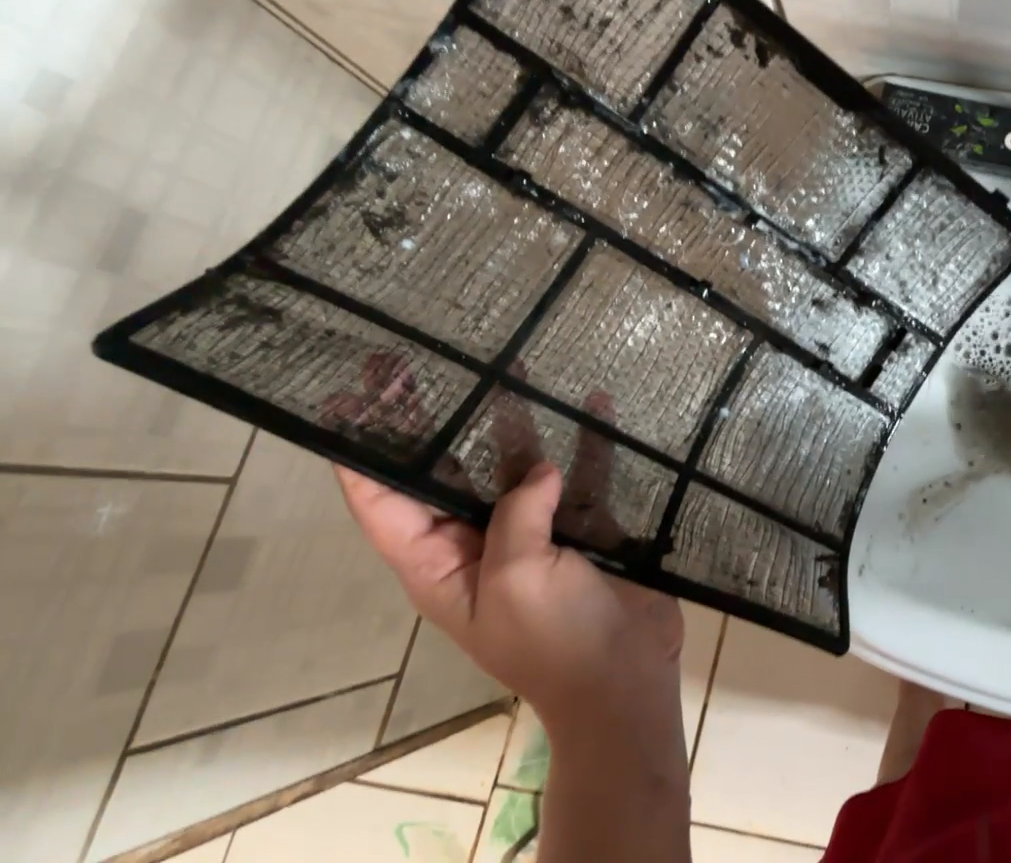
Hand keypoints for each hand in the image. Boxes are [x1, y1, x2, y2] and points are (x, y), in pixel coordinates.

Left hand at [329, 360, 684, 755]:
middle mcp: (480, 542)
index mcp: (438, 566)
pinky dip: (592, 443)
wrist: (624, 677)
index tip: (352, 400)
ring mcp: (536, 534)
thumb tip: (538, 471)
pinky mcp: (585, 530)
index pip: (383, 504)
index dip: (362, 454)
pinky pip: (585, 476)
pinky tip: (600, 405)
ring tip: (515, 366)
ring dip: (518, 420)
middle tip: (418, 366)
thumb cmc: (553, 640)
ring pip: (518, 465)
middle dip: (435, 421)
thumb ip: (514, 517)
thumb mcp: (514, 580)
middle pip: (448, 472)